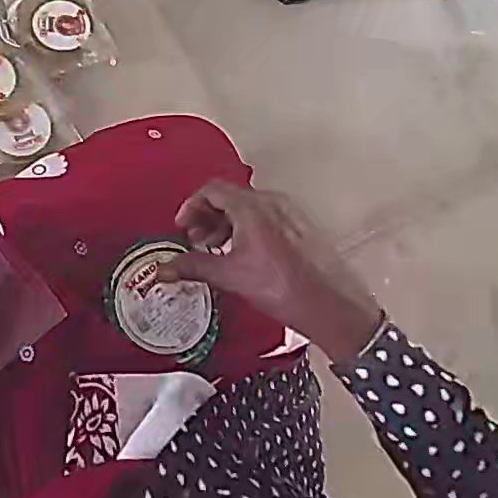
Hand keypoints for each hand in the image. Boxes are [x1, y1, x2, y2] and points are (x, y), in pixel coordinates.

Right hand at [153, 180, 383, 363]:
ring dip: (226, 223)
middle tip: (196, 240)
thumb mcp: (230, 276)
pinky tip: (243, 255)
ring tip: (217, 250)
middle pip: (229, 196)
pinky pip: (265, 217)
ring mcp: (289, 213)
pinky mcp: (300, 227)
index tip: (183, 226)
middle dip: (207, 217)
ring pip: (248, 207)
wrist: (331, 307)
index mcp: (252, 207)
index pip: (212, 190)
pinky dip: (246, 229)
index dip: (191, 206)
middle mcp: (272, 202)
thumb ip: (194, 267)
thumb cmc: (285, 288)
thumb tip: (166, 269)